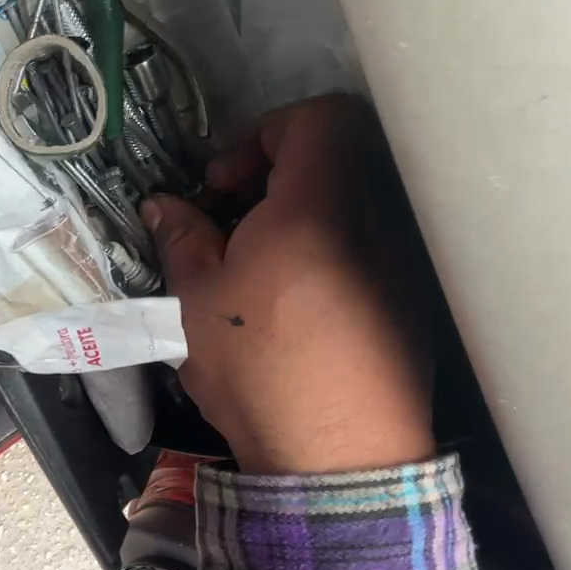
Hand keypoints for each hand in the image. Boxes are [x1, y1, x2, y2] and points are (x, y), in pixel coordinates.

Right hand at [142, 95, 434, 474]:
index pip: (317, 120)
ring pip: (344, 206)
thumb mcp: (195, 300)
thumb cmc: (255, 365)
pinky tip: (285, 306)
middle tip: (224, 226)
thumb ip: (182, 239)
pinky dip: (318, 254)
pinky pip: (361, 248)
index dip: (264, 133)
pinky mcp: (406, 297)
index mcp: (314, 209)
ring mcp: (398, 259)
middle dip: (267, 180)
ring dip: (290, 220)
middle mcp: (371, 220)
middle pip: (330, 161)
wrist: (334, 450)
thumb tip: (164, 205)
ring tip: (248, 270)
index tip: (223, 184)